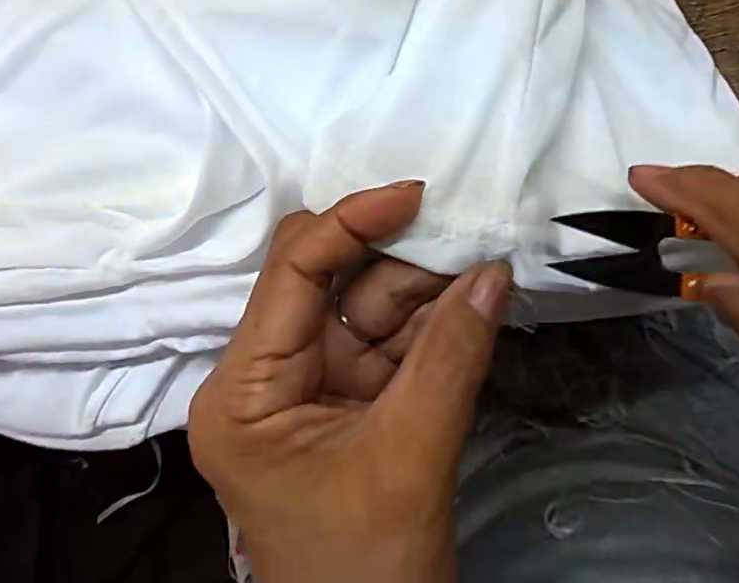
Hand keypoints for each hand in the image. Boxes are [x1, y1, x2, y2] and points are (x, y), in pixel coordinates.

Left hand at [189, 182, 512, 582]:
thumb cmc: (368, 570)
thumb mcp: (410, 458)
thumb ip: (452, 356)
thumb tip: (494, 270)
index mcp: (245, 389)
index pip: (293, 272)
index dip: (351, 221)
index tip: (413, 195)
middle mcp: (268, 373)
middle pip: (331, 278)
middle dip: (396, 254)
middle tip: (458, 230)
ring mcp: (313, 381)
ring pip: (370, 302)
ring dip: (427, 282)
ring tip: (481, 263)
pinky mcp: (352, 394)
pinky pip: (394, 335)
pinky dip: (435, 316)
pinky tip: (473, 297)